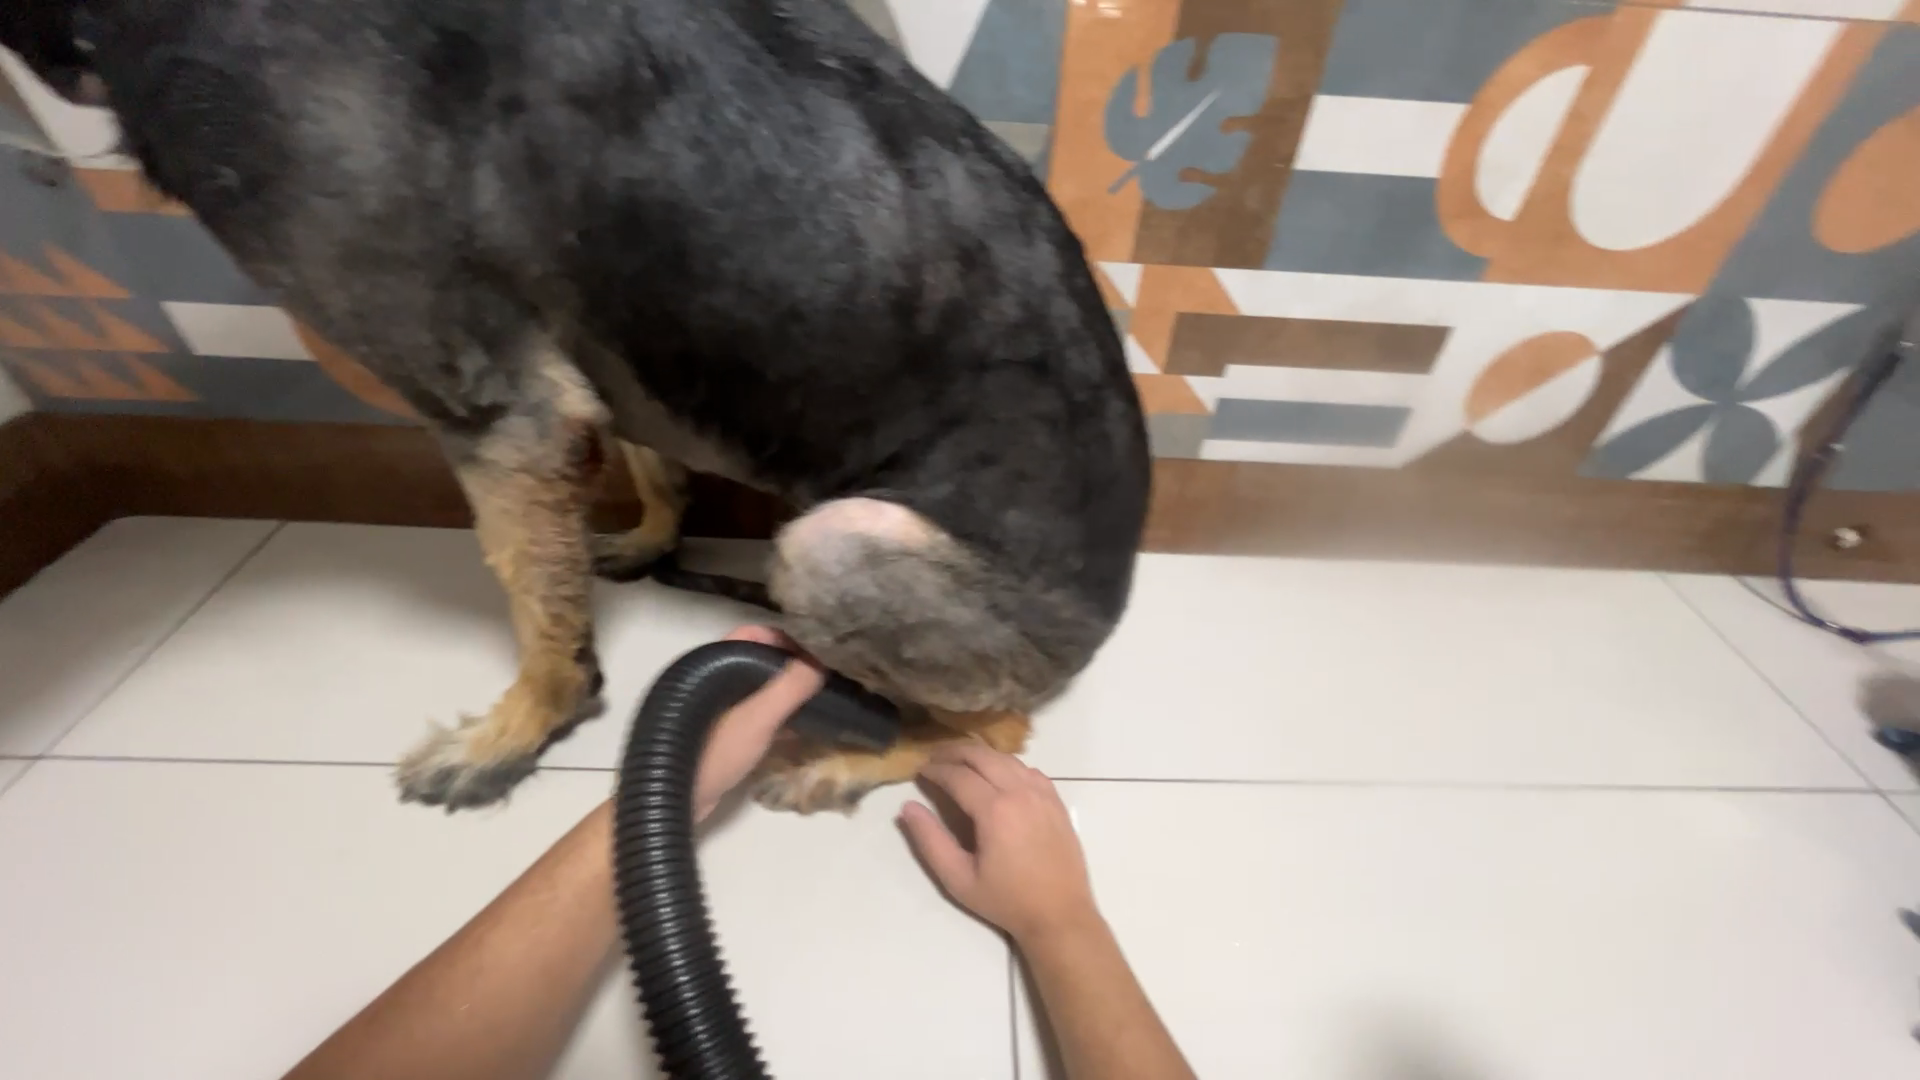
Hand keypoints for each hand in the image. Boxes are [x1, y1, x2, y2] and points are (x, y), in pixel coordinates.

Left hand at [692, 626, 824, 821]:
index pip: (755, 634)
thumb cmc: (715, 752)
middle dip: (791, 665)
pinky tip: (799, 724)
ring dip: (785, 690)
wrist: (678, 801)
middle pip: (759, 658)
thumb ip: (791, 687)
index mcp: (714, 663)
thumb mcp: (758, 718)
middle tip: (823, 676)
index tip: (817, 654)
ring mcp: (716, 705)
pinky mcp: (719, 729)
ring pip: (757, 686)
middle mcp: (713, 677)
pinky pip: (754, 709)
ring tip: (818, 697)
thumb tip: (823, 664)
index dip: (786, 639)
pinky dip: (776, 712)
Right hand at [899, 742, 1097, 942]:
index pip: (958, 775)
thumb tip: (907, 808)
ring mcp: (1041, 792)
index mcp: (995, 810)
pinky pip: (1026, 768)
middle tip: (935, 757)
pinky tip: (996, 774)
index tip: (920, 770)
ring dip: (980, 755)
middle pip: (982, 755)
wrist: (1060, 915)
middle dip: (954, 752)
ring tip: (960, 762)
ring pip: (1005, 757)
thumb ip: (930, 841)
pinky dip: (1006, 764)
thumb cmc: (1006, 900)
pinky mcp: (1055, 798)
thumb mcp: (959, 879)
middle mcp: (1019, 791)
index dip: (936, 769)